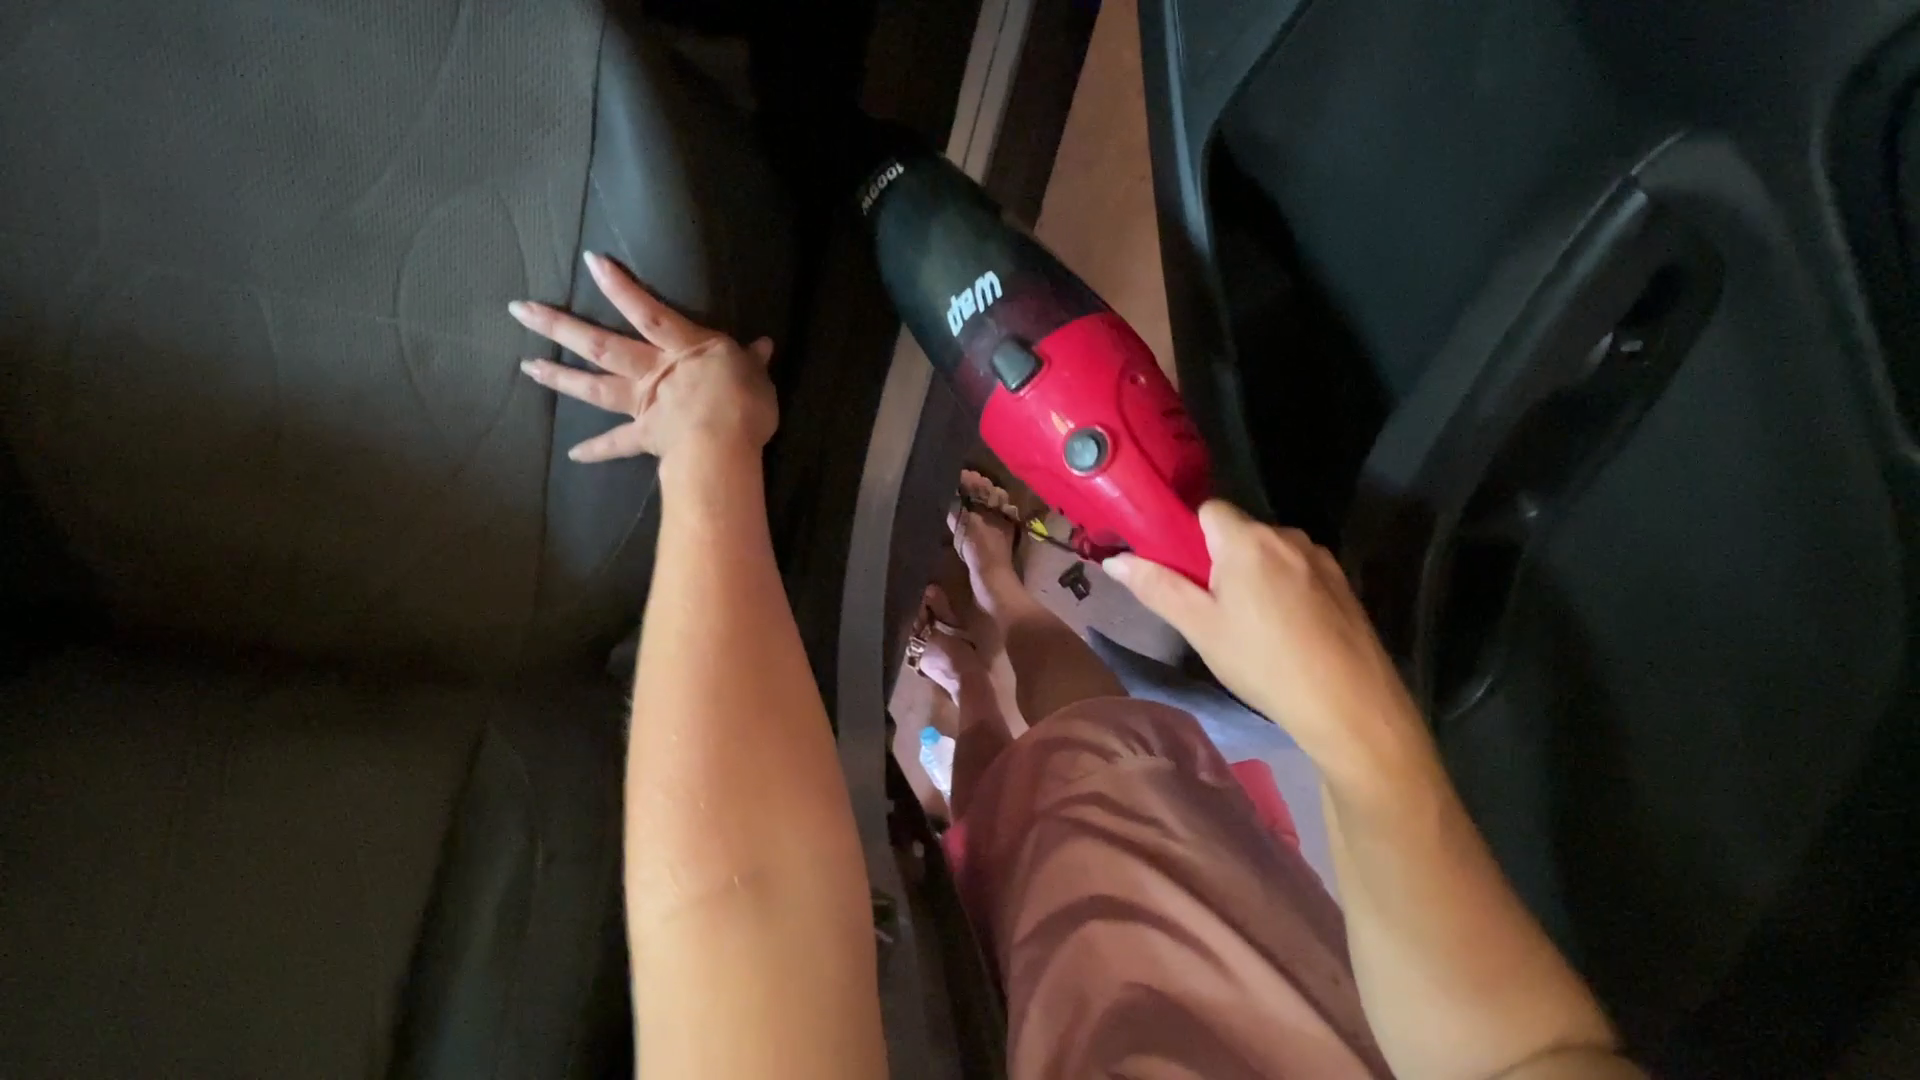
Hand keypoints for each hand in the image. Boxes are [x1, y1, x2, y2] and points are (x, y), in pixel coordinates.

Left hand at [510, 252, 777, 463]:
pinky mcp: (646, 437)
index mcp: (684, 348)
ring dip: (560, 376)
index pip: (647, 310)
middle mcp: (654, 371)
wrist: (724, 444)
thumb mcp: (755, 375)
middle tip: (520, 310)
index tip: (589, 261)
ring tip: (527, 365)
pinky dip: (597, 450)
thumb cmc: (743, 403)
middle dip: (559, 326)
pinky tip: (573, 454)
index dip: (620, 286)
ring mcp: (644, 404)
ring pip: (595, 387)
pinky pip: (617, 444)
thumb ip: (752, 361)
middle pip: (601, 345)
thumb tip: (763, 346)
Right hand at [1103, 500, 1439, 796]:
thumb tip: (1114, 560)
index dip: (1189, 535)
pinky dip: (1283, 589)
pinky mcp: (1343, 584)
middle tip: (1211, 610)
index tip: (1183, 574)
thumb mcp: (1200, 628)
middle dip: (1219, 559)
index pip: (1208, 509)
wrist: (1350, 706)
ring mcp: (1320, 559)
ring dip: (1253, 575)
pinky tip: (1285, 632)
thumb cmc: (1263, 663)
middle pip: (1239, 532)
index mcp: (1248, 540)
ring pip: (1269, 553)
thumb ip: (1157, 587)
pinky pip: (1297, 571)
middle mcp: (1287, 536)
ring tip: (1249, 626)